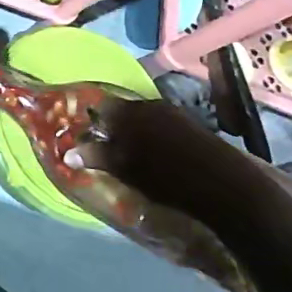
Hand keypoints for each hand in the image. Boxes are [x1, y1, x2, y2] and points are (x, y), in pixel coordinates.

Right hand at [84, 97, 280, 229]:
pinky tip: (156, 158)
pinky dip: (155, 139)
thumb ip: (96, 156)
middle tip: (106, 147)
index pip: (101, 106)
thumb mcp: (125, 169)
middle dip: (113, 127)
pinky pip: (164, 127)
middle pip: (124, 111)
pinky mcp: (194, 127)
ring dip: (136, 134)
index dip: (91, 119)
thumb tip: (67, 153)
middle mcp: (151, 105)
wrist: (225, 186)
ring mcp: (175, 115)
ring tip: (131, 156)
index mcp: (130, 111)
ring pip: (145, 119)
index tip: (85, 135)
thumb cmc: (166, 177)